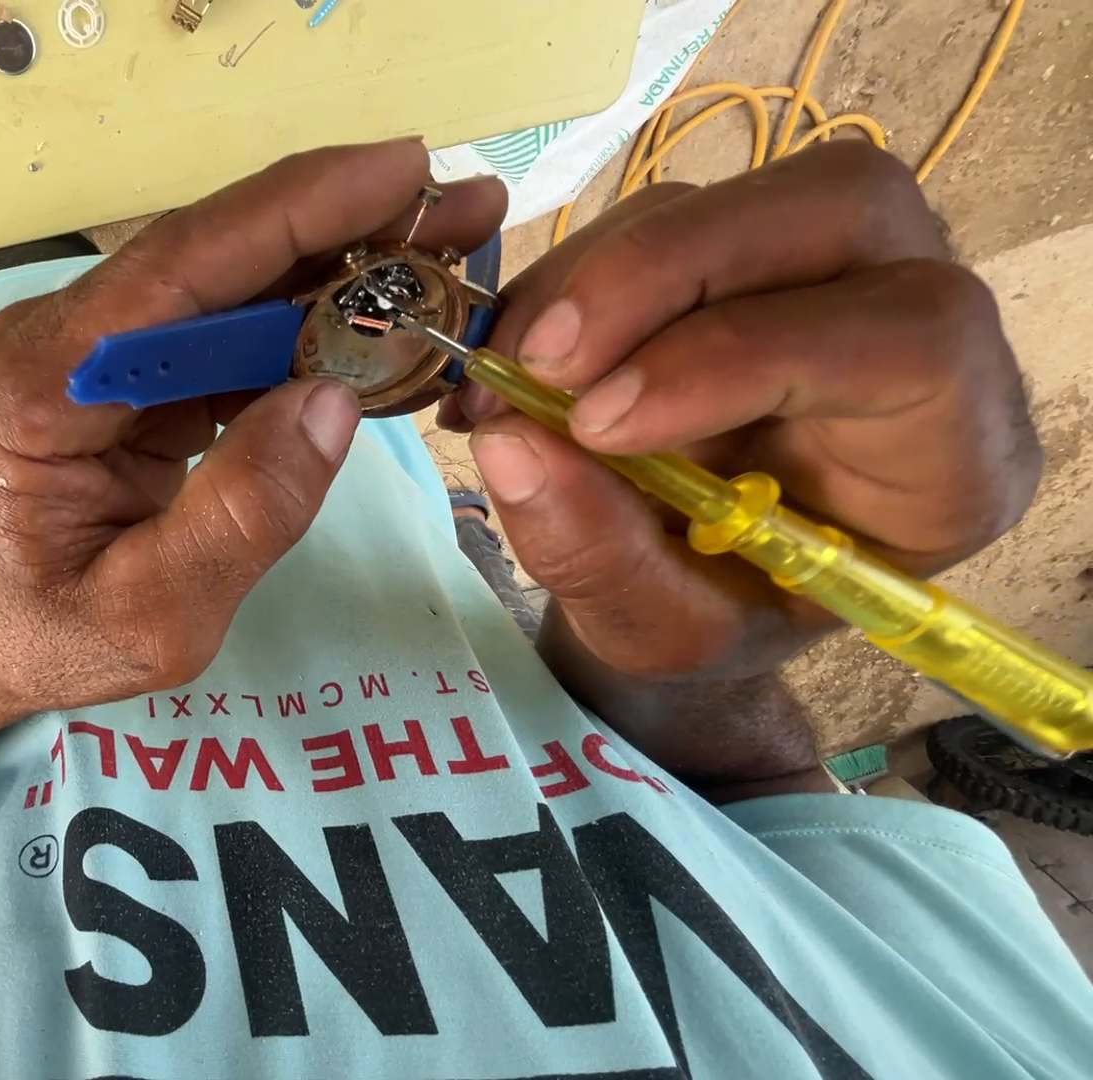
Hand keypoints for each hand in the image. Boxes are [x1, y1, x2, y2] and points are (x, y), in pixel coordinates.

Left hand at [0, 140, 507, 714]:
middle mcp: (45, 350)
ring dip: (328, 274)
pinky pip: (216, 337)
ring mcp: (79, 357)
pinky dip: (297, 332)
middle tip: (457, 209)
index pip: (171, 277)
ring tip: (439, 263)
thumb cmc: (57, 645)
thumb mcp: (155, 616)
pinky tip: (372, 327)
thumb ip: (242, 516)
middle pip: (202, 264)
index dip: (291, 215)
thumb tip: (333, 397)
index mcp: (32, 396)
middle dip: (335, 230)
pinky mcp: (116, 377)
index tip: (403, 171)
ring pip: (218, 291)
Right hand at [443, 142, 1039, 741]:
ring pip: (722, 202)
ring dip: (583, 282)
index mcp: (938, 457)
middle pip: (831, 209)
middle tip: (536, 363)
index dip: (734, 357)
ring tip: (499, 381)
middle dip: (657, 270)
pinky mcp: (719, 274)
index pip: (906, 339)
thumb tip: (508, 441)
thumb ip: (593, 557)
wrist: (677, 587)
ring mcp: (807, 289)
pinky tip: (504, 365)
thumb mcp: (653, 631)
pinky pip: (640, 228)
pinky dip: (551, 290)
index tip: (591, 425)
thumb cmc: (698, 620)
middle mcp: (901, 338)